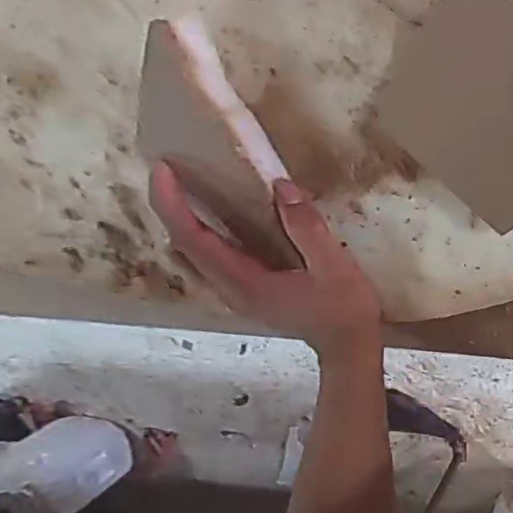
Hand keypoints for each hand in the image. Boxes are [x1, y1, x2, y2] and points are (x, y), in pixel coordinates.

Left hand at [150, 162, 383, 360]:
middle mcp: (232, 290)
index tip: (164, 169)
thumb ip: (307, 228)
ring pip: (194, 254)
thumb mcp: (334, 266)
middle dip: (170, 205)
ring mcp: (237, 294)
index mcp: (245, 284)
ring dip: (182, 219)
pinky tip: (212, 215)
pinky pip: (210, 259)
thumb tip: (280, 186)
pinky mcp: (247, 291)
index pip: (193, 240)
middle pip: (184, 245)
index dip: (173, 204)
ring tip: (182, 185)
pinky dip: (200, 233)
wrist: (349, 346)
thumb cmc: (344, 309)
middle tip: (168, 167)